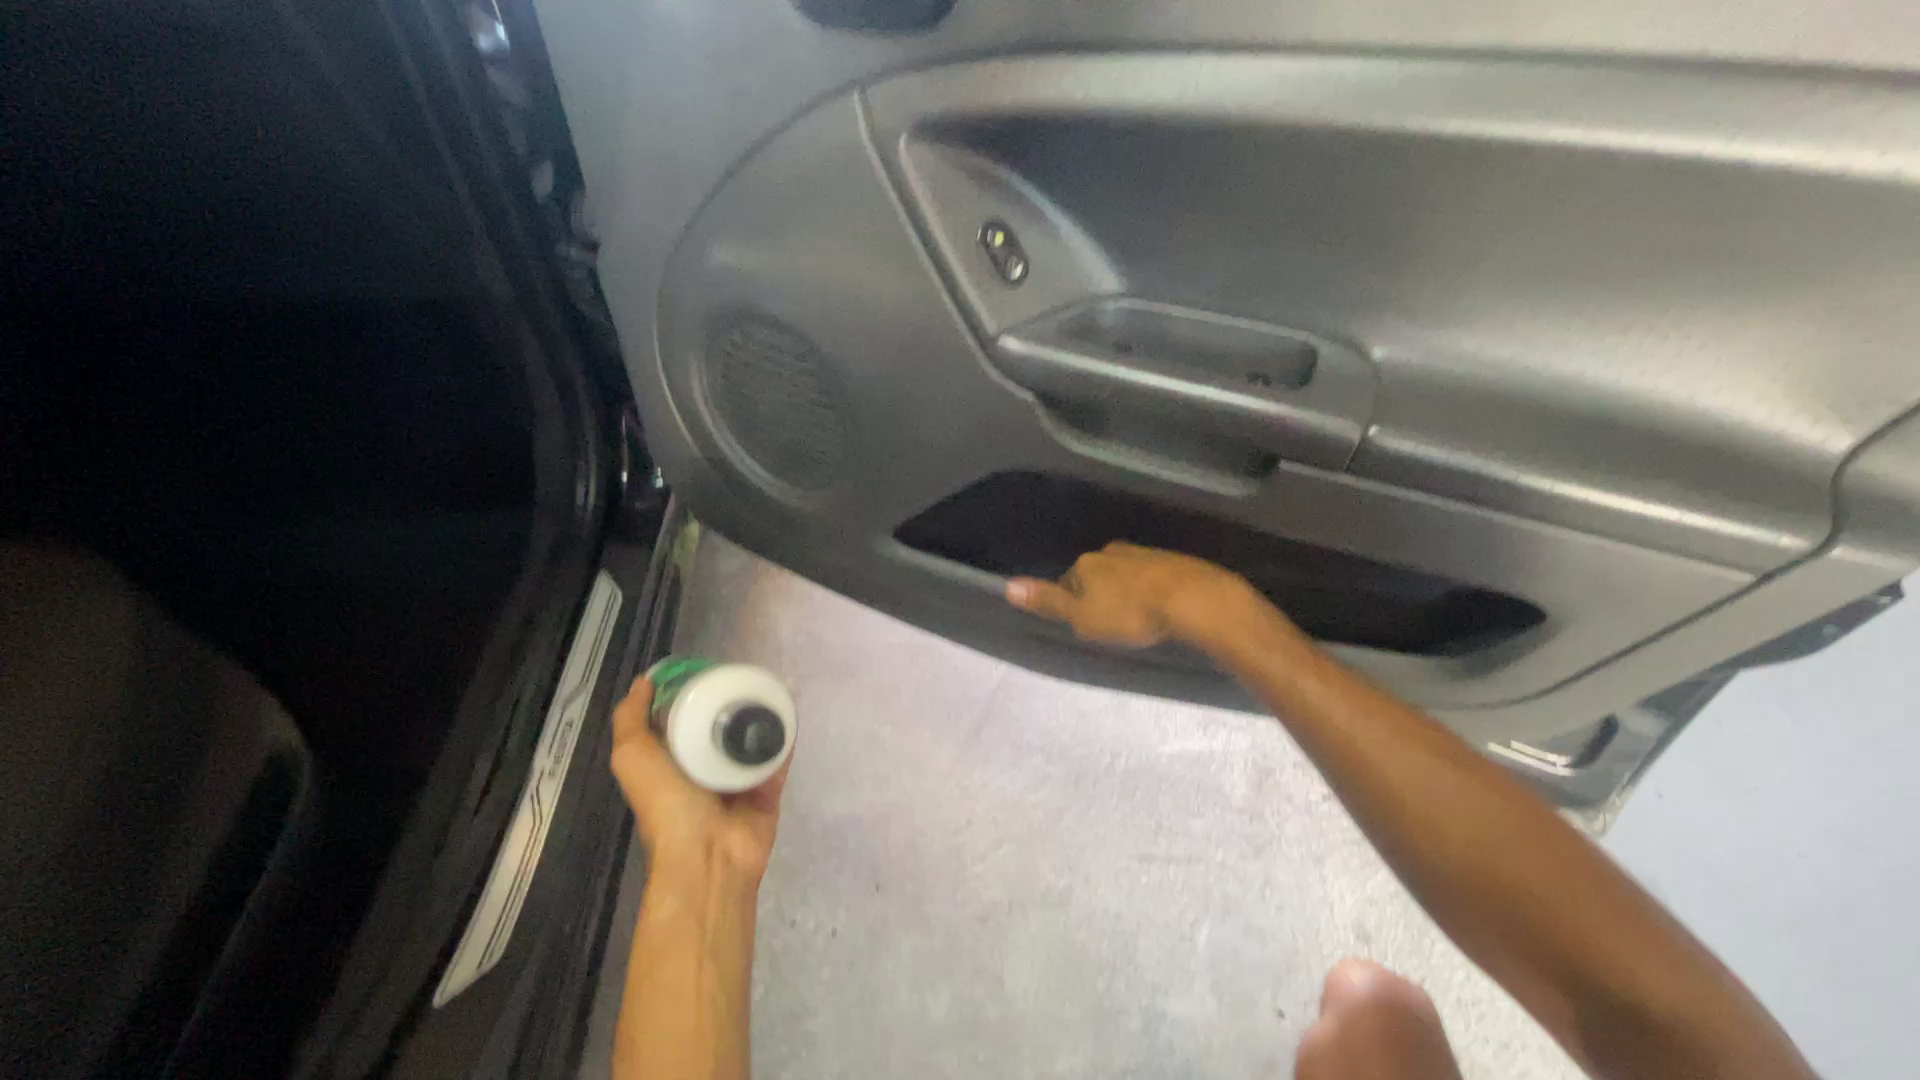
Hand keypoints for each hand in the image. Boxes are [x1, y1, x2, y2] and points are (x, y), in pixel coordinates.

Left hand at [610, 675, 789, 883]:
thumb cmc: (667, 805)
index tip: (704, 667)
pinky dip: (785, 736)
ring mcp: (738, 779)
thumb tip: (644, 681)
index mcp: (669, 762)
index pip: (679, 719)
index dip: (688, 693)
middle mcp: (702, 769)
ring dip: (761, 714)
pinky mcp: (768, 788)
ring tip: (770, 684)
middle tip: (743, 672)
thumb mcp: (633, 757)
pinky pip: (778, 756)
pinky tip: (790, 710)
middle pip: (717, 725)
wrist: (710, 856)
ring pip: (751, 737)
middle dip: (729, 700)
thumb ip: (631, 719)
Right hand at [1004, 541, 1271, 649]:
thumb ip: (1048, 602)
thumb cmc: (1130, 613)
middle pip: (1098, 575)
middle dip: (1101, 595)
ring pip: (1126, 575)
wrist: (1192, 599)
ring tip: (1136, 619)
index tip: (1085, 624)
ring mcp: (1146, 554)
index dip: (1074, 604)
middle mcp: (1113, 552)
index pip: (1069, 582)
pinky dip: (1151, 591)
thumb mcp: (1082, 616)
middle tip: (1111, 624)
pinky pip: (1152, 577)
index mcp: (1087, 563)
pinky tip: (1160, 609)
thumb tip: (1007, 586)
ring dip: (1127, 593)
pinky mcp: (1174, 562)